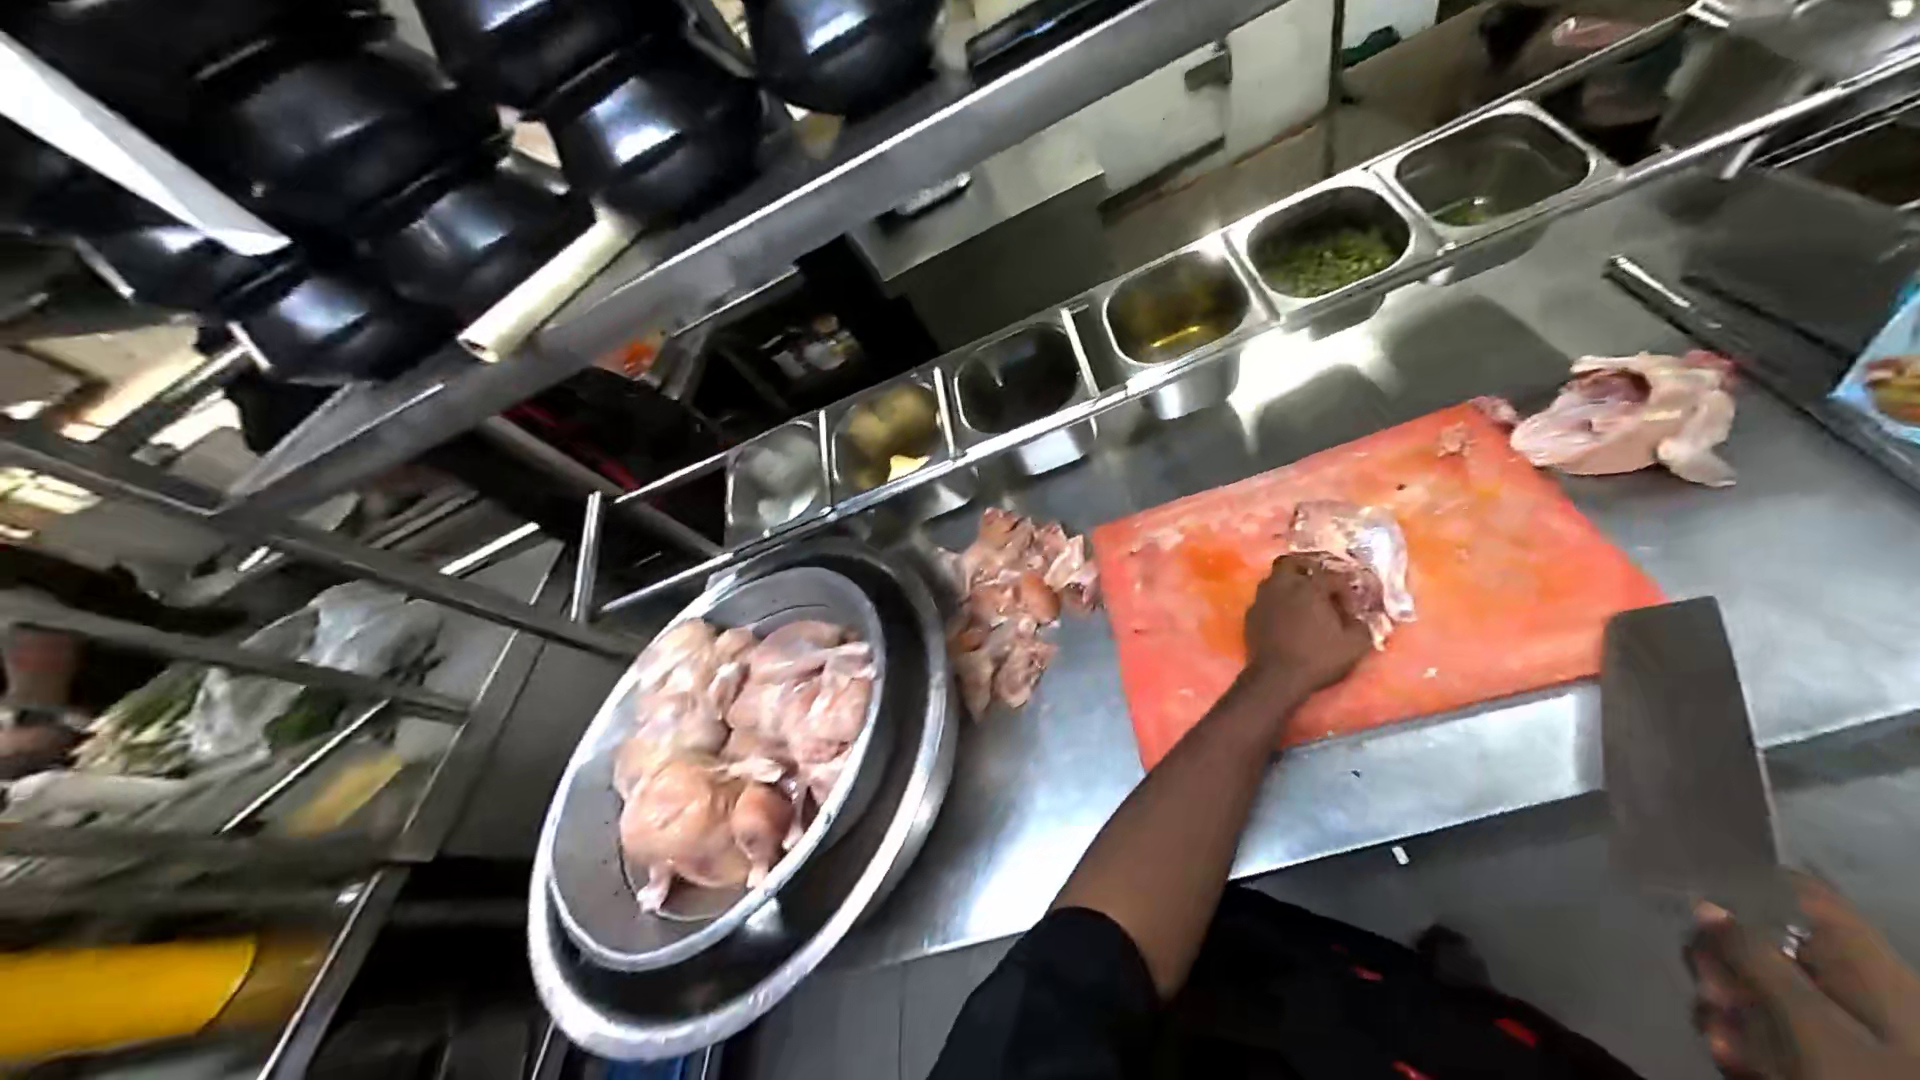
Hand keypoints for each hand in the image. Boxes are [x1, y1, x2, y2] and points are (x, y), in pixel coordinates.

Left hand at [1242, 554, 1371, 694]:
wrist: (1276, 676)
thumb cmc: (1318, 658)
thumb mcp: (1354, 645)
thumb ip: (1363, 625)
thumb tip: (1360, 618)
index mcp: (1309, 588)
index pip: (1331, 575)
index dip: (1345, 589)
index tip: (1351, 609)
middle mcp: (1282, 586)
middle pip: (1291, 562)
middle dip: (1307, 568)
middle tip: (1320, 585)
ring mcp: (1262, 598)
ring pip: (1274, 578)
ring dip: (1289, 584)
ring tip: (1304, 601)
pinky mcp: (1250, 614)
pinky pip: (1264, 598)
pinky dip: (1276, 601)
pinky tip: (1286, 617)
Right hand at [1688, 874, 1919, 1078]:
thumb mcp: (1811, 1027)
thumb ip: (1755, 959)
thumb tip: (1707, 905)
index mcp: (1869, 966)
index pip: (1805, 893)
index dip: (1749, 883)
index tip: (1698, 894)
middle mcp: (1860, 986)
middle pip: (1767, 941)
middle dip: (1722, 962)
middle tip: (1714, 993)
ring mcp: (1849, 1026)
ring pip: (1759, 987)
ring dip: (1726, 1007)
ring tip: (1724, 1041)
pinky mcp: (1833, 1056)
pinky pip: (1773, 1027)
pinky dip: (1745, 1039)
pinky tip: (1736, 1060)